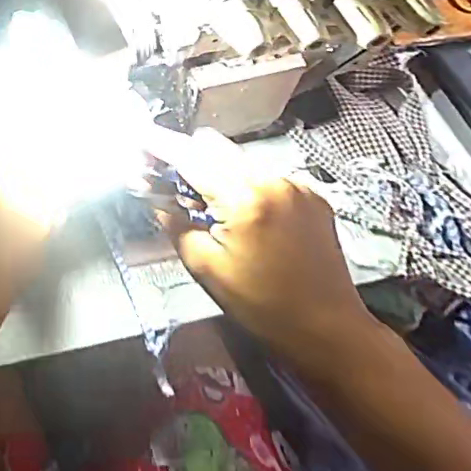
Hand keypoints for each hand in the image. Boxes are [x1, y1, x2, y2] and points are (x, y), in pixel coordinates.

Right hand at [151, 129, 383, 363]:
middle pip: (215, 147)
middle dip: (189, 161)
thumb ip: (174, 223)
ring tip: (214, 213)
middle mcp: (273, 181)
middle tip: (174, 188)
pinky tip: (246, 219)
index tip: (142, 139)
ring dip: (218, 174)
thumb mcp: (206, 268)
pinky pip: (265, 174)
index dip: (160, 145)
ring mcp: (295, 185)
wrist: (328, 332)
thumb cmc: (266, 308)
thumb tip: (153, 195)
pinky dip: (247, 186)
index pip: (190, 158)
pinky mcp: (310, 194)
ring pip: (238, 158)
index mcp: (245, 199)